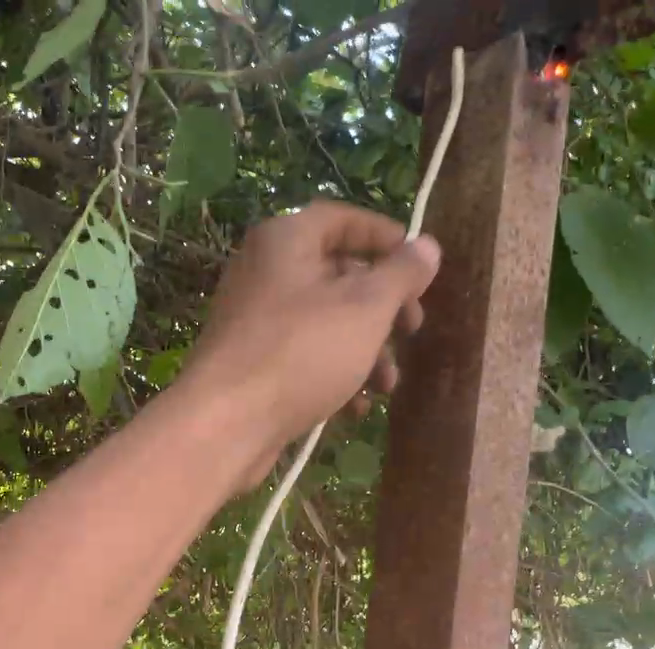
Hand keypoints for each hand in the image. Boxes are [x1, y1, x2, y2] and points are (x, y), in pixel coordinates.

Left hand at [171, 201, 440, 484]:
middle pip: (338, 275)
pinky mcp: (253, 365)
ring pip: (325, 323)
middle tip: (412, 330)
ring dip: (366, 351)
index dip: (386, 238)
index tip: (421, 266)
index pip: (342, 219)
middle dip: (383, 307)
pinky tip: (356, 408)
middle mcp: (265, 272)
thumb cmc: (301, 352)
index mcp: (285, 240)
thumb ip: (401, 274)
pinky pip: (304, 358)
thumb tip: (427, 246)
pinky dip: (334, 376)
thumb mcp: (366, 308)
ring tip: (388, 384)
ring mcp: (256, 321)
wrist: (226, 424)